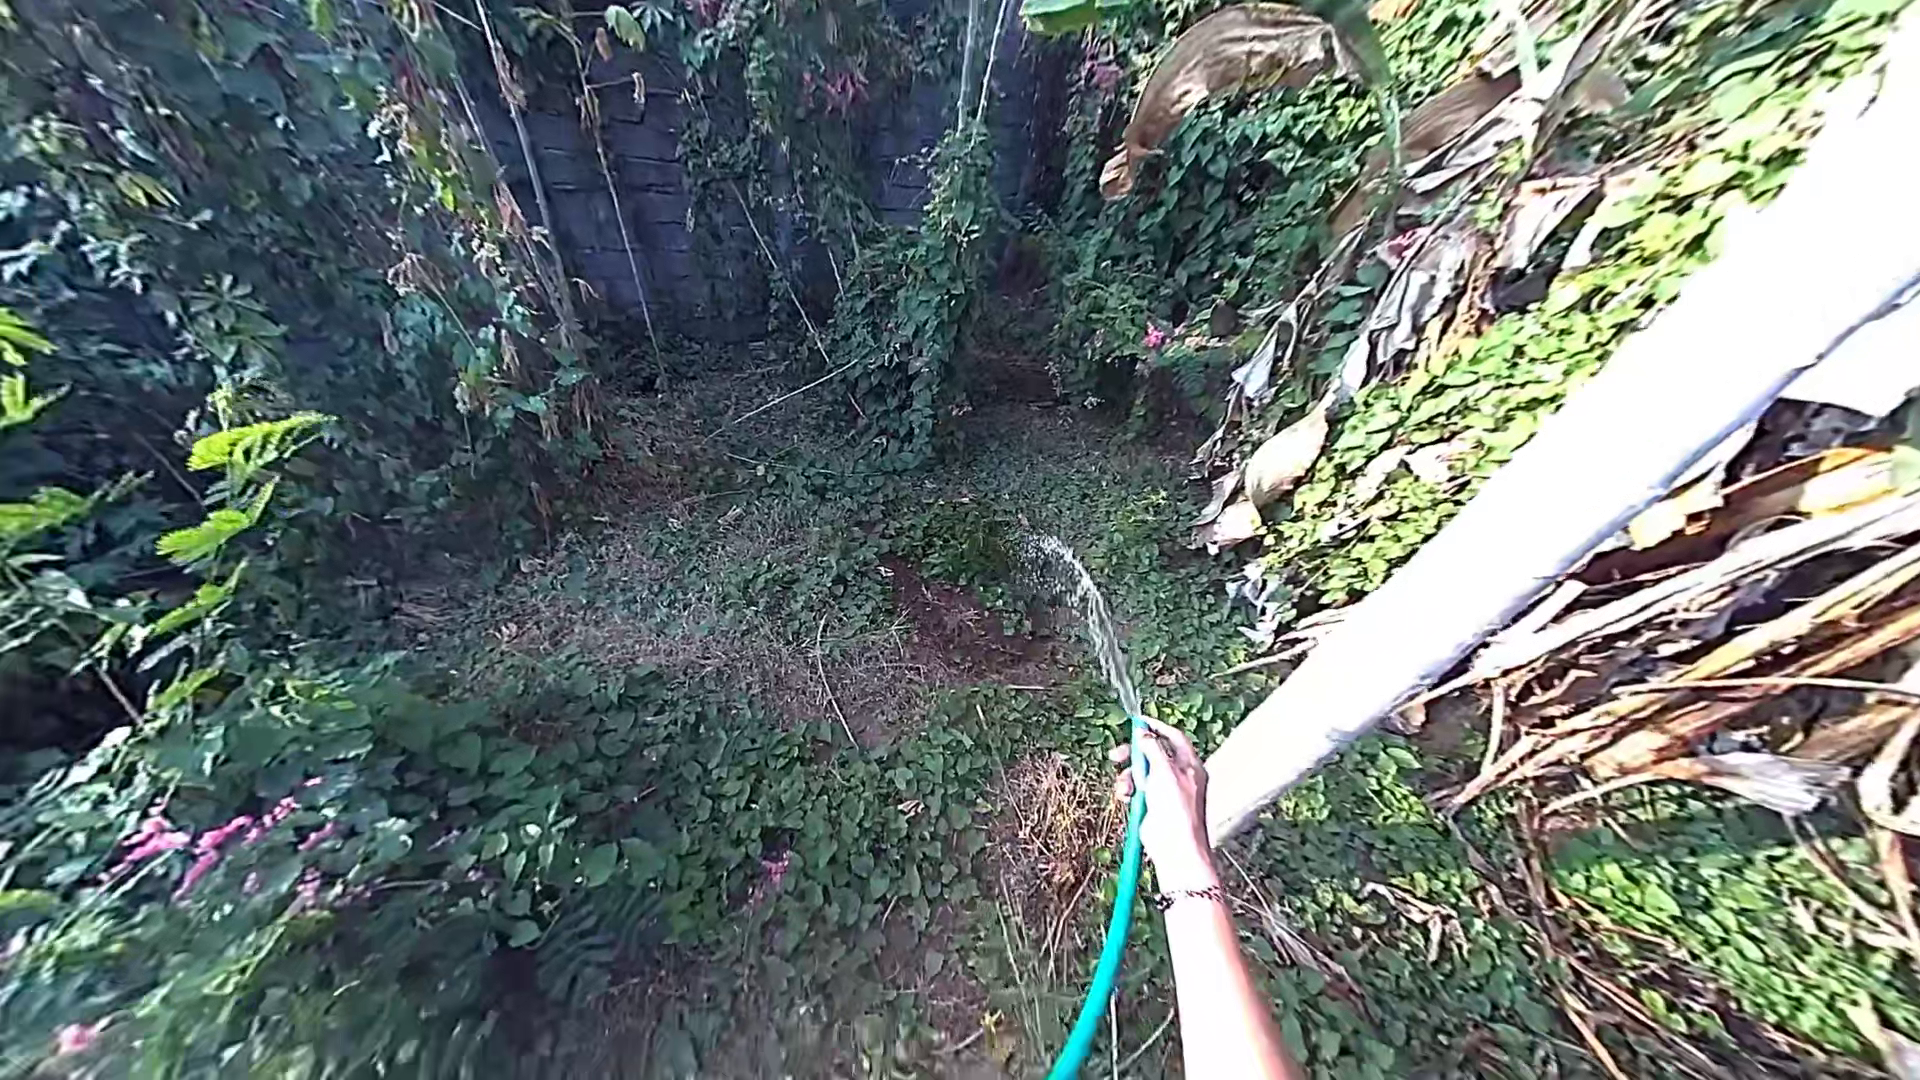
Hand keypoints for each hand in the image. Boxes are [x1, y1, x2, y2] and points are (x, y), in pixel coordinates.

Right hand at [1110, 715, 1217, 889]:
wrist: (1174, 847)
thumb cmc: (1177, 809)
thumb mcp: (1164, 771)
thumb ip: (1152, 748)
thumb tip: (1143, 734)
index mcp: (1189, 765)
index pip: (1172, 737)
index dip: (1155, 727)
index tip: (1138, 721)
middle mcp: (1178, 775)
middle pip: (1152, 753)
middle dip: (1133, 754)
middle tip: (1117, 755)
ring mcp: (1164, 790)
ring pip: (1139, 771)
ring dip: (1127, 777)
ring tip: (1124, 788)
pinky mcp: (1152, 803)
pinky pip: (1135, 788)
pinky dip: (1127, 790)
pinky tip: (1125, 797)